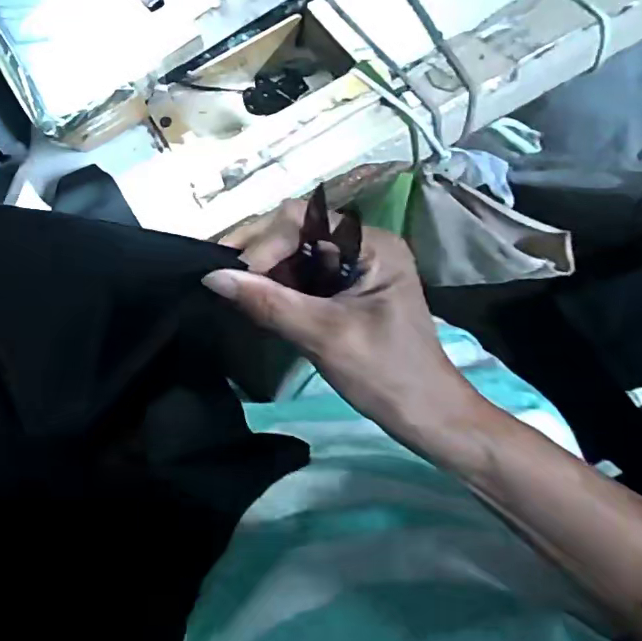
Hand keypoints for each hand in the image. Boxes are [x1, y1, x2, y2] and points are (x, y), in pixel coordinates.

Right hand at [207, 198, 487, 444]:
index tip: (239, 277)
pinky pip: (293, 269)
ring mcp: (349, 263)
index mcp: (371, 244)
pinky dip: (269, 281)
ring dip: (258, 266)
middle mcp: (359, 243)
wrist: (430, 421)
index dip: (264, 242)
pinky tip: (251, 296)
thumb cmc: (388, 375)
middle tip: (220, 276)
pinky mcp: (338, 284)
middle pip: (290, 227)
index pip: (300, 219)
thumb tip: (211, 276)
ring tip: (230, 286)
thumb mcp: (324, 337)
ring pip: (287, 248)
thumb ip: (269, 303)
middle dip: (255, 250)